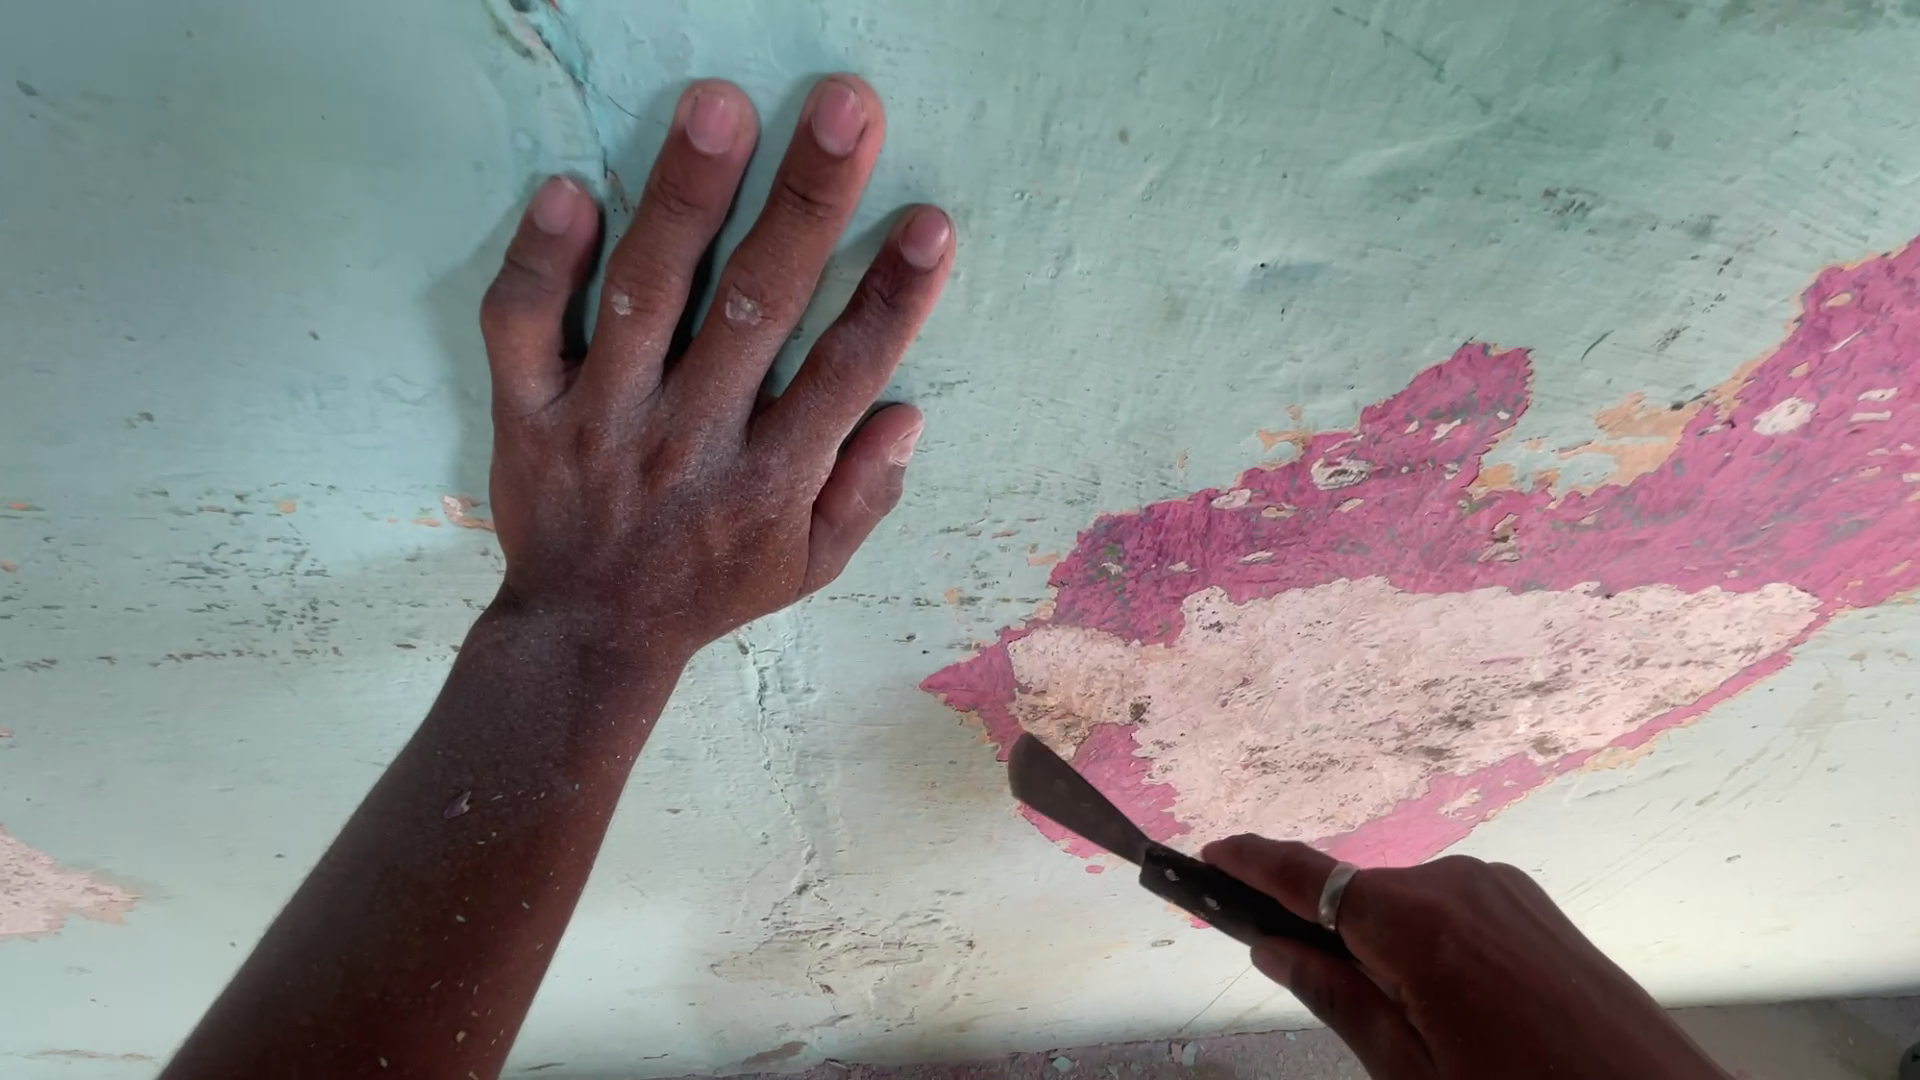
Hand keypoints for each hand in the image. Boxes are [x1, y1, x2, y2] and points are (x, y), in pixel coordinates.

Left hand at [478, 75, 952, 659]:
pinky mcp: (532, 413)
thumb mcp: (811, 567)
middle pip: (758, 309)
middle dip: (807, 206)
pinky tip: (567, 189)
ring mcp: (604, 420)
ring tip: (718, 109)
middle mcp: (692, 438)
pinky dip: (540, 259)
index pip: (844, 375)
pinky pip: (524, 327)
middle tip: (843, 111)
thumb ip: (864, 495)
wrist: (593, 630)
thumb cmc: (716, 588)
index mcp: (771, 480)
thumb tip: (906, 414)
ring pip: (646, 296)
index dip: (892, 298)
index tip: (930, 225)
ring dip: (684, 198)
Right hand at [1203, 837, 1729, 1079]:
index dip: (1249, 861)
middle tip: (1321, 987)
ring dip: (1379, 938)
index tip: (1208, 854)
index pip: (1304, 874)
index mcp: (1416, 921)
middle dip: (1325, 928)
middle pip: (1354, 892)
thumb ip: (1333, 998)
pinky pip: (1447, 905)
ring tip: (1414, 1017)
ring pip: (1401, 901)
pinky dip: (1424, 935)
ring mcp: (1498, 885)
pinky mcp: (1532, 902)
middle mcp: (1452, 880)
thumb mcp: (1415, 1075)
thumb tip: (1269, 946)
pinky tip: (1457, 997)